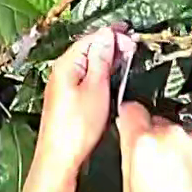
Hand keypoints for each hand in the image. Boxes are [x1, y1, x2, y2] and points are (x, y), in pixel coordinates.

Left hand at [35, 27, 126, 173]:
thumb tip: (106, 37)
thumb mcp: (96, 88)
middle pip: (88, 49)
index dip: (112, 34)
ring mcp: (63, 84)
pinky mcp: (67, 98)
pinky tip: (111, 76)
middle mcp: (61, 71)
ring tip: (125, 56)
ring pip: (88, 63)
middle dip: (110, 44)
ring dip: (106, 58)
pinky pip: (86, 76)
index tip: (129, 34)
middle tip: (131, 45)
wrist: (60, 157)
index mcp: (65, 64)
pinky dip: (100, 72)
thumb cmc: (75, 127)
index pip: (90, 38)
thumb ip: (101, 60)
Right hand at [115, 100, 191, 191]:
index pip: (131, 109)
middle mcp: (172, 134)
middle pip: (158, 124)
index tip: (133, 129)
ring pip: (182, 135)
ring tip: (186, 184)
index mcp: (143, 144)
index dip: (131, 122)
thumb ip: (127, 155)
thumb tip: (126, 132)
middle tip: (162, 173)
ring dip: (182, 150)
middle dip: (157, 142)